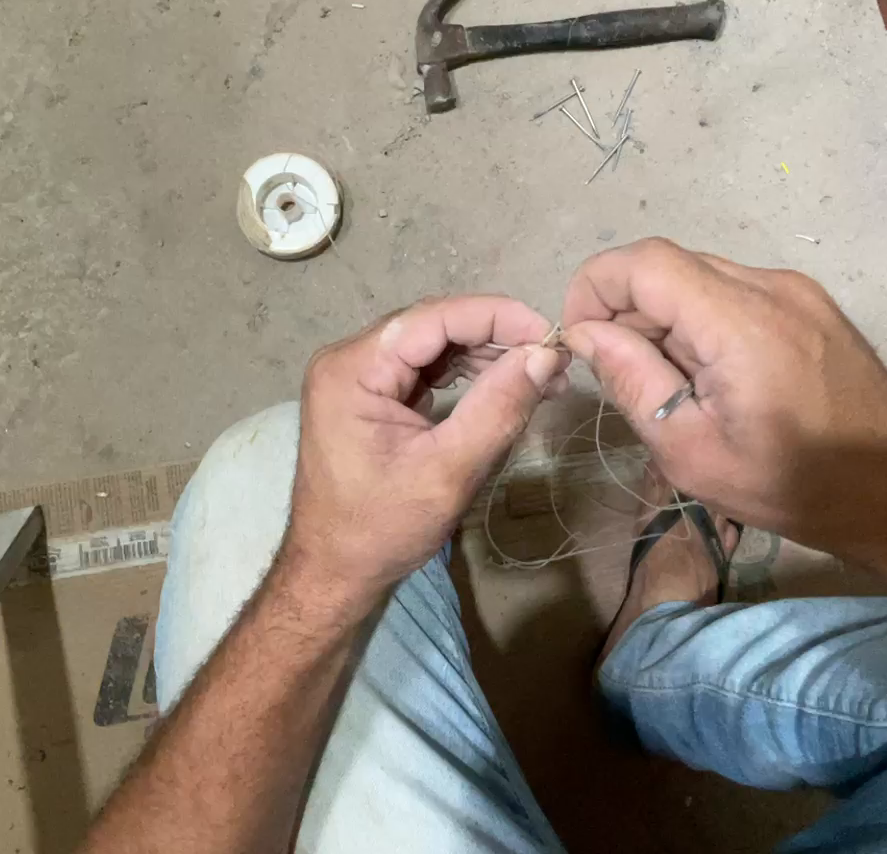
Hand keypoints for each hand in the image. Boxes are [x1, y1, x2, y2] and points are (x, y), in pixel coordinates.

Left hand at [283, 296, 569, 598]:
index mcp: (352, 369)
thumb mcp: (448, 472)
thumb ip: (497, 409)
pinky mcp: (369, 392)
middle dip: (495, 337)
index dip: (497, 316)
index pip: (433, 318)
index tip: (550, 334)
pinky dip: (464, 371)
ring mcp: (355, 374)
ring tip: (538, 375)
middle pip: (432, 325)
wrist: (333, 570)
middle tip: (552, 361)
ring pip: (431, 343)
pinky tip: (502, 382)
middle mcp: (348, 359)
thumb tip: (546, 356)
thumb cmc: (382, 529)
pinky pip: (422, 366)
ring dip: (485, 354)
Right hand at [560, 239, 886, 575]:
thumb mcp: (691, 452)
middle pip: (667, 265)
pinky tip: (707, 373)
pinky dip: (696, 319)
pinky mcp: (807, 302)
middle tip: (621, 374)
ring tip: (669, 381)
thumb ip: (632, 381)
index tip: (582, 341)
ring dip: (660, 317)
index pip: (643, 262)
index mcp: (741, 323)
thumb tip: (585, 334)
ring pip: (695, 276)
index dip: (595, 288)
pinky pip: (728, 291)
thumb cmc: (793, 487)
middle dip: (624, 310)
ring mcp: (795, 290)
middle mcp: (770, 287)